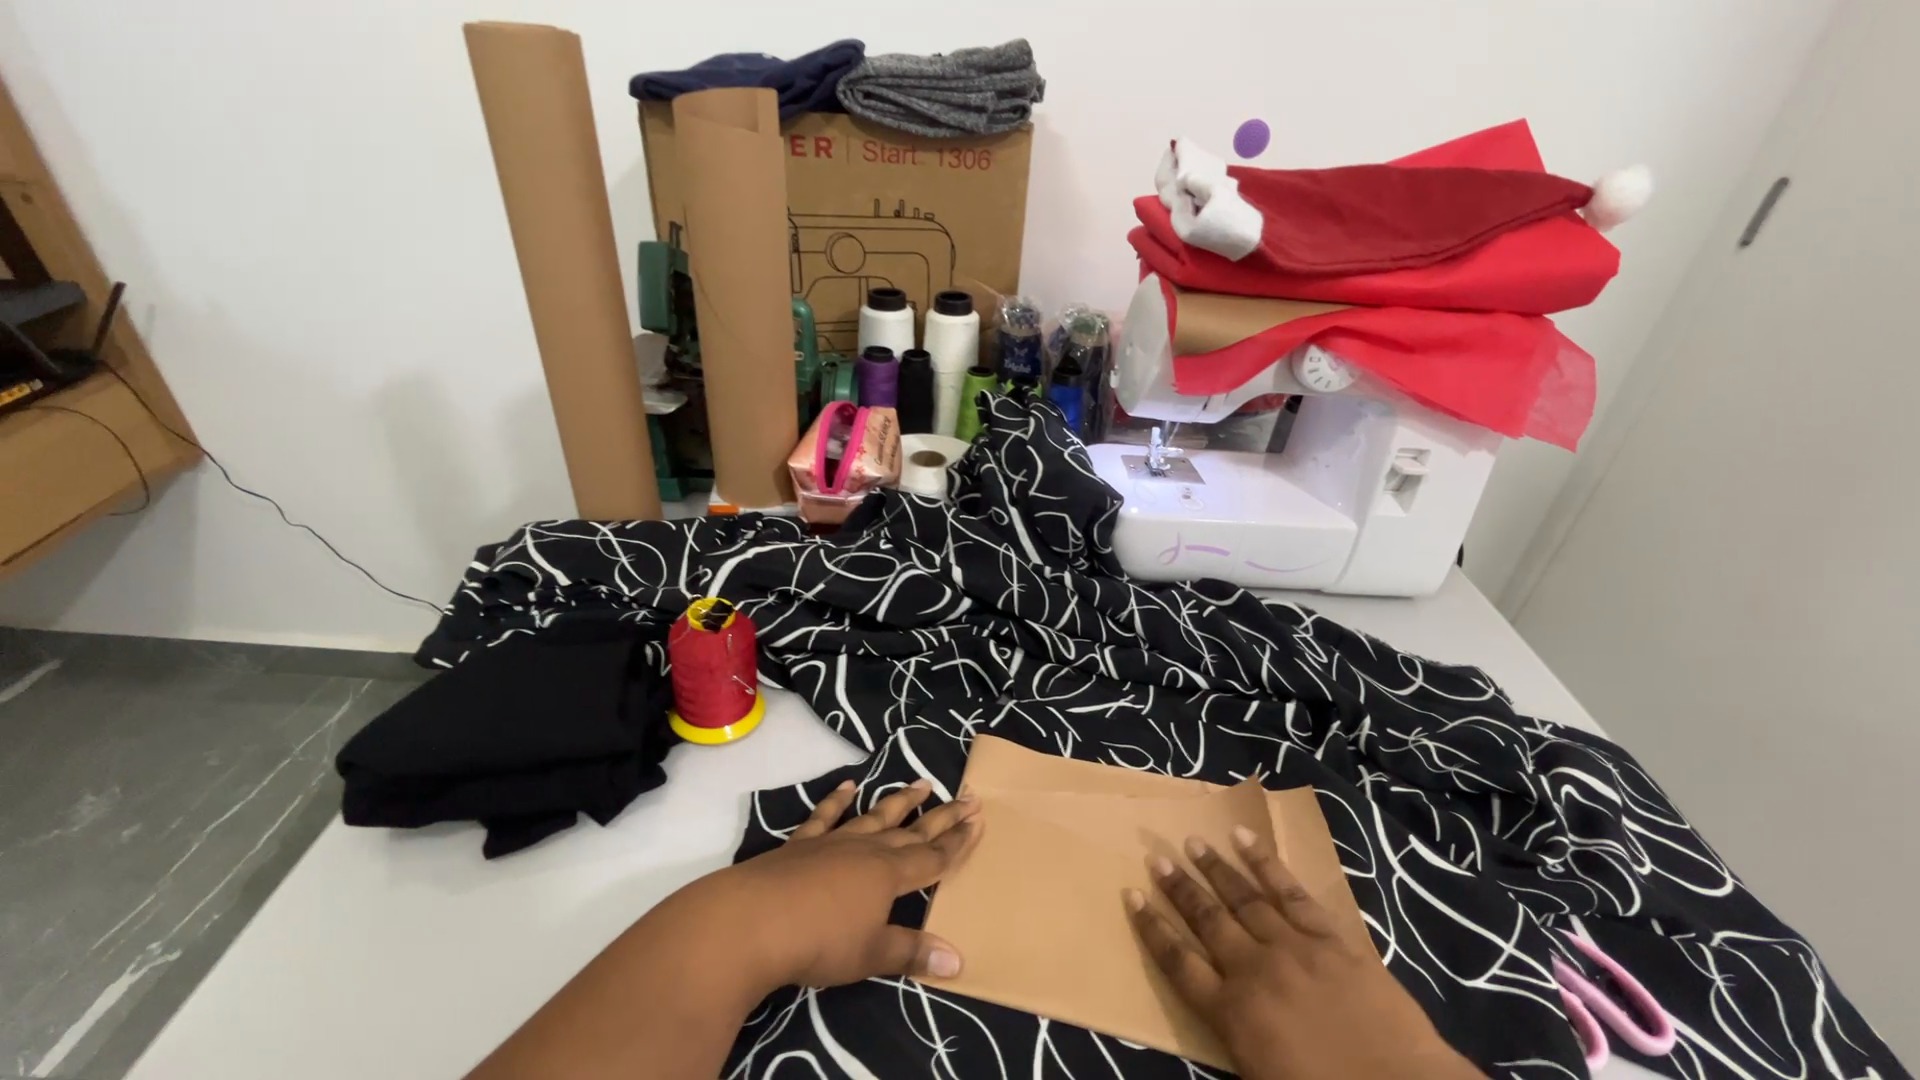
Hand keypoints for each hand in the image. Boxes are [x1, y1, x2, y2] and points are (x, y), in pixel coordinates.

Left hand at [699, 778, 980, 990]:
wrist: (752, 920)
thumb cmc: (819, 942)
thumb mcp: (871, 955)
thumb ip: (912, 953)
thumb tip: (957, 960)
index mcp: (889, 875)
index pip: (933, 857)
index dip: (957, 842)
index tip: (978, 820)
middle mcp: (866, 850)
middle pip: (912, 830)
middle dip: (942, 816)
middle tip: (968, 796)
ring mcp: (833, 843)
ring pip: (875, 816)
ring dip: (900, 800)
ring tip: (922, 782)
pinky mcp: (801, 844)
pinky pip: (825, 816)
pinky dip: (837, 800)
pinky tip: (848, 786)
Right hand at [1126, 827, 1483, 1079]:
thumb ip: (1233, 1043)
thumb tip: (1217, 1017)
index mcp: (1232, 1014)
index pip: (1178, 963)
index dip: (1152, 928)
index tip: (1132, 896)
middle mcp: (1253, 971)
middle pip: (1206, 921)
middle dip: (1178, 889)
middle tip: (1156, 857)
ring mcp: (1294, 949)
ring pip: (1244, 899)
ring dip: (1216, 869)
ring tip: (1193, 843)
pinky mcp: (1331, 939)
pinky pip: (1292, 893)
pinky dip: (1266, 864)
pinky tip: (1246, 841)